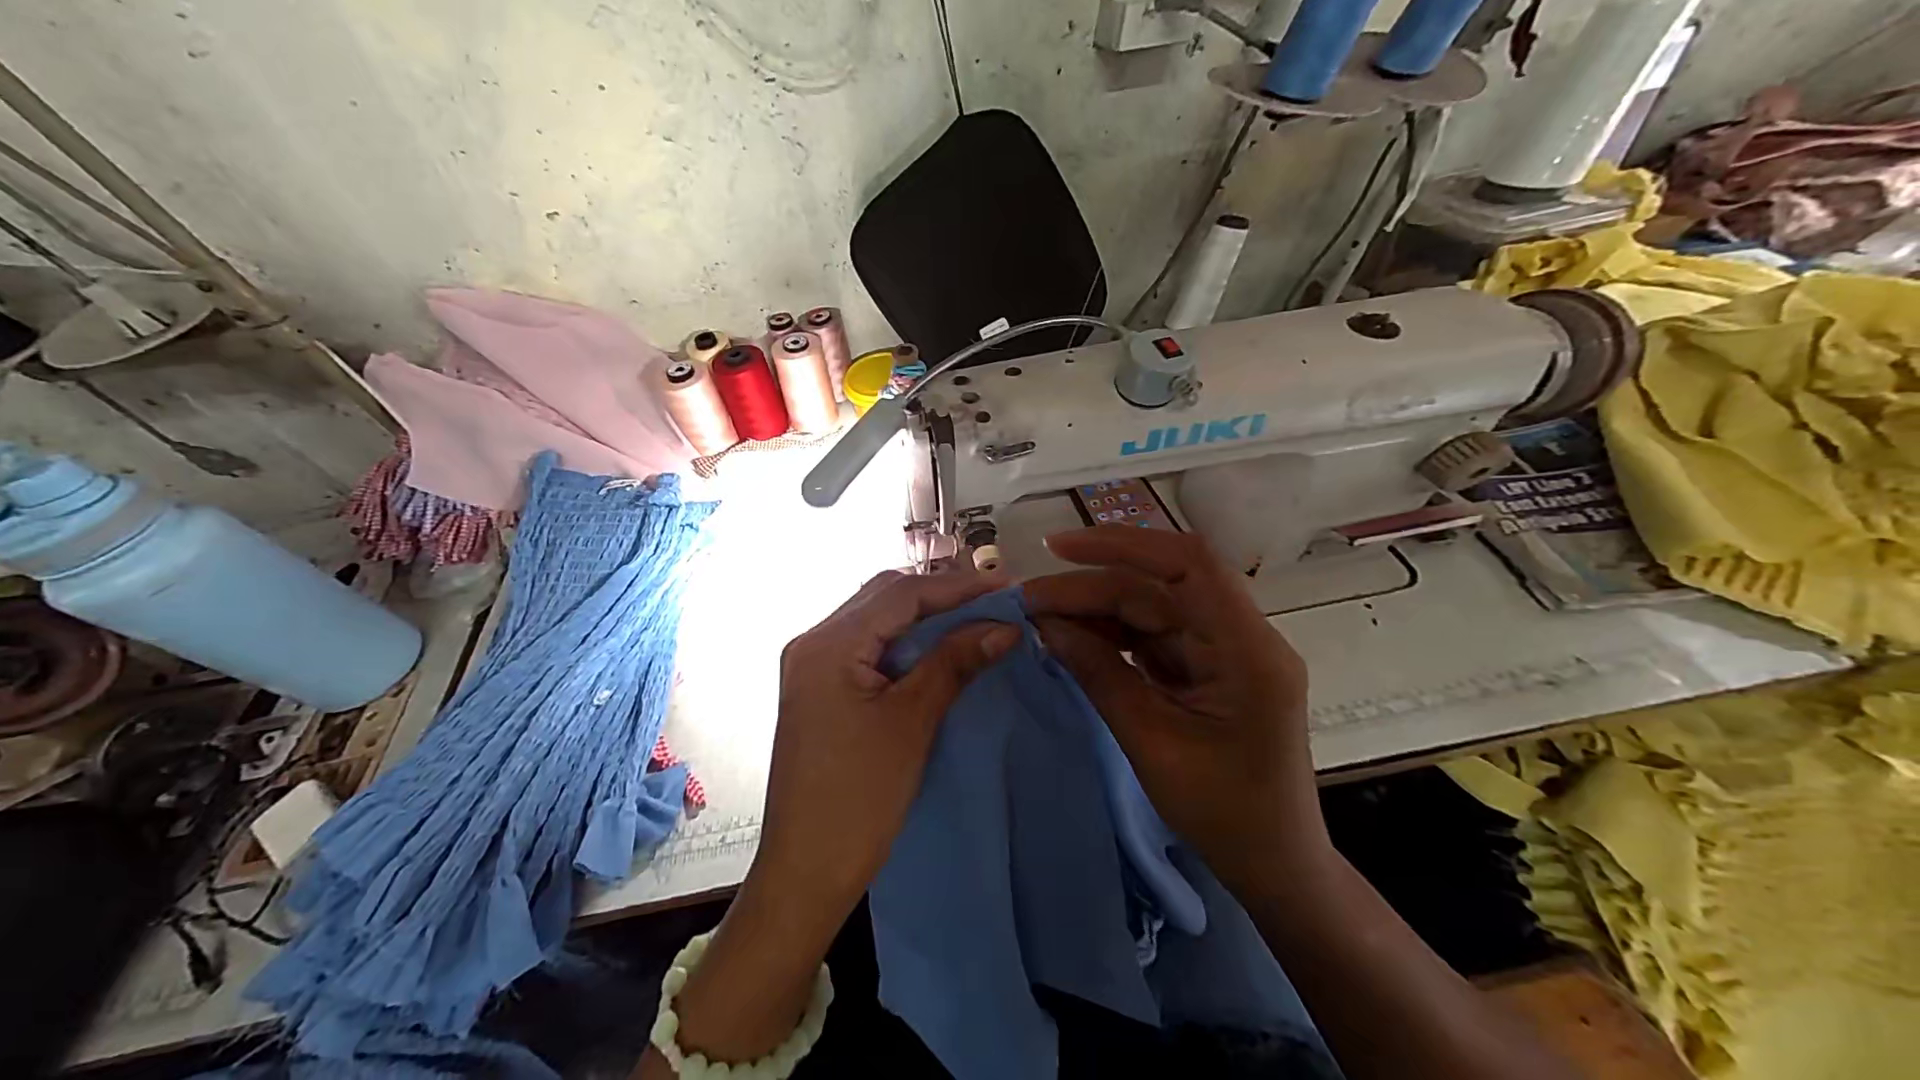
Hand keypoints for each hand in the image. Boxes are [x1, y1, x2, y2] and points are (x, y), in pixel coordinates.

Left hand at [651, 569, 1016, 1074]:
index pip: (901, 593)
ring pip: (875, 618)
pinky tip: (938, 647)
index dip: (958, 587)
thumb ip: (955, 662)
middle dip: (940, 595)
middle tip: (993, 602)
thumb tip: (1004, 626)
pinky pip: (867, 645)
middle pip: (884, 596)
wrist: (807, 868)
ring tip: (974, 619)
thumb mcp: (913, 722)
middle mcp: (812, 641)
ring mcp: (811, 664)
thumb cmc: (860, 798)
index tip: (1007, 589)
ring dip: (924, 615)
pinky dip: (905, 640)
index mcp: (828, 644)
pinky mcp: (819, 687)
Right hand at [1022, 527, 1327, 889]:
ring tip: (1041, 620)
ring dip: (1098, 610)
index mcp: (1247, 649)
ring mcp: (1226, 652)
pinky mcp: (1209, 669)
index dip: (1122, 544)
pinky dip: (1113, 636)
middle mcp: (1241, 637)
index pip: (1188, 565)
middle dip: (1092, 586)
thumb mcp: (1151, 742)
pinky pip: (1155, 637)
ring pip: (1154, 609)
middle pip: (1160, 588)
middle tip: (1029, 602)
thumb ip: (1100, 675)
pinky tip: (1073, 639)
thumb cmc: (1224, 813)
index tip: (1058, 548)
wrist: (1274, 863)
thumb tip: (1046, 625)